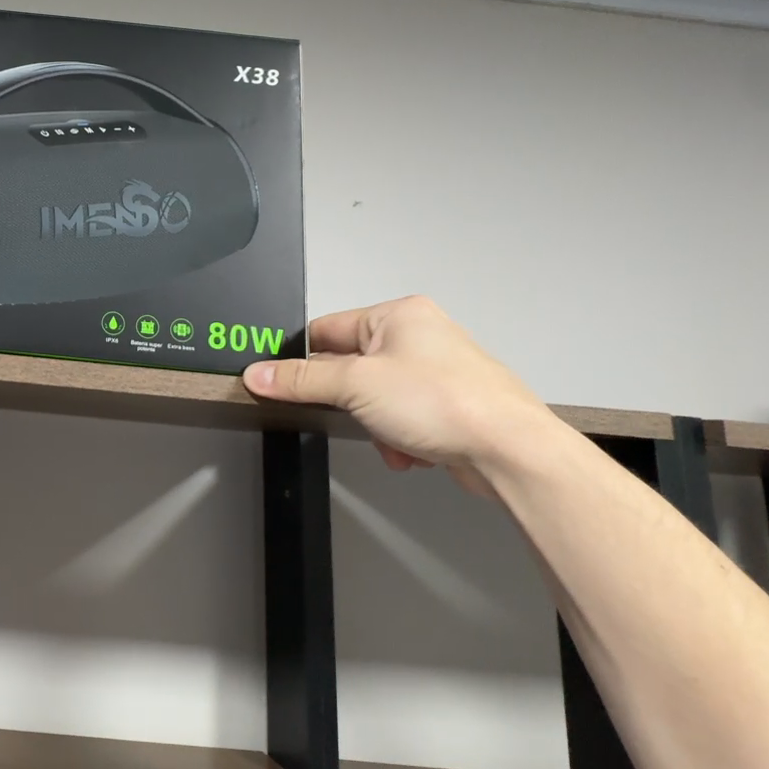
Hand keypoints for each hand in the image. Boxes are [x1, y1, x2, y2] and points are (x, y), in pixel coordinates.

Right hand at [243, 296, 560, 494]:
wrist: (512, 453)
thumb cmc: (444, 403)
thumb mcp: (353, 385)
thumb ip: (299, 380)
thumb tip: (256, 375)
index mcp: (398, 315)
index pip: (326, 330)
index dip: (304, 360)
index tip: (287, 384)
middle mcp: (420, 337)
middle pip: (348, 367)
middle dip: (346, 400)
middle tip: (349, 412)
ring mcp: (438, 372)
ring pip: (373, 398)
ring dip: (372, 424)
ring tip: (390, 436)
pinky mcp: (450, 407)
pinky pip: (400, 418)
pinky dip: (397, 437)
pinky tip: (410, 451)